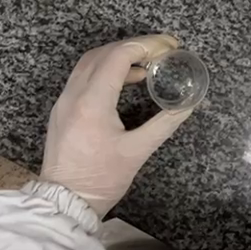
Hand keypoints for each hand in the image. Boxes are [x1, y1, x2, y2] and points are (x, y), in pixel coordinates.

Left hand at [40, 35, 194, 214]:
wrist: (64, 203)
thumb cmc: (101, 180)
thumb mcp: (137, 152)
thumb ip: (164, 124)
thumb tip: (188, 104)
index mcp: (92, 102)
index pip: (118, 56)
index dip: (146, 45)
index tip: (167, 47)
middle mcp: (73, 95)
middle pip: (102, 53)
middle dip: (133, 46)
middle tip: (160, 50)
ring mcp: (63, 101)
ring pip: (89, 62)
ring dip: (117, 56)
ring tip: (145, 64)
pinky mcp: (62, 110)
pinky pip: (82, 76)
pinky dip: (104, 70)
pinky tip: (125, 81)